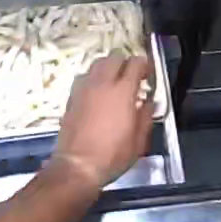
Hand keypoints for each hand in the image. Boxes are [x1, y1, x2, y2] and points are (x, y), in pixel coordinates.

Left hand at [50, 54, 151, 191]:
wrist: (77, 165)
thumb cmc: (112, 155)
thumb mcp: (138, 142)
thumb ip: (145, 116)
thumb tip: (148, 102)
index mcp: (123, 91)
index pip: (136, 62)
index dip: (145, 64)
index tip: (148, 74)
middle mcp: (103, 83)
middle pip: (115, 56)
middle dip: (126, 62)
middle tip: (131, 76)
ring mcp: (85, 86)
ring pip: (98, 62)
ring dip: (109, 66)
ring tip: (114, 80)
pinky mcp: (72, 94)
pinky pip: (85, 75)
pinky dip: (93, 77)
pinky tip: (97, 91)